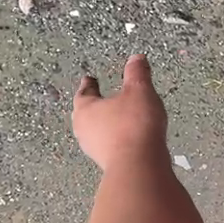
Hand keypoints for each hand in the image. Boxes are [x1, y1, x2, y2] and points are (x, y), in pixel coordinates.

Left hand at [72, 55, 168, 172]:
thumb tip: (136, 58)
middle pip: (86, 113)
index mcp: (86, 109)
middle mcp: (84, 129)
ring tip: (117, 116)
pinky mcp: (107, 161)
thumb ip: (137, 73)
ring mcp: (94, 148)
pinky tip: (127, 135)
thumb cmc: (134, 123)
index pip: (84, 92)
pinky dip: (115, 136)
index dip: (89, 84)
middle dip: (94, 105)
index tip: (89, 78)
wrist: (138, 164)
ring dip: (105, 123)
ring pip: (96, 130)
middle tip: (101, 98)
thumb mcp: (139, 91)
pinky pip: (108, 143)